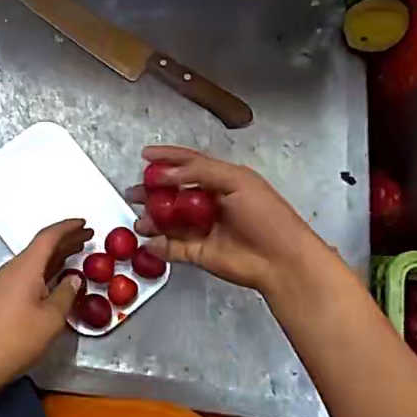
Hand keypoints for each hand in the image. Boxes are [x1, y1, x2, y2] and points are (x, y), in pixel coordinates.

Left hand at [0, 219, 90, 388]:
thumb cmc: (19, 339)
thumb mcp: (52, 318)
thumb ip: (66, 293)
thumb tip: (74, 278)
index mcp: (25, 267)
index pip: (48, 237)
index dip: (67, 228)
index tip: (85, 223)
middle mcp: (13, 269)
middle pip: (41, 246)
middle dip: (65, 239)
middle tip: (88, 235)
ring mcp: (6, 282)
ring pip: (35, 260)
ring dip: (57, 254)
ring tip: (78, 250)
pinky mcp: (3, 295)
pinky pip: (29, 272)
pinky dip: (47, 268)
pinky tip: (58, 274)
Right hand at [131, 146, 336, 296]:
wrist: (282, 261)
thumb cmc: (269, 217)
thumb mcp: (237, 181)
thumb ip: (200, 172)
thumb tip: (166, 172)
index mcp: (223, 181)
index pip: (190, 164)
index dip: (167, 158)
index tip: (146, 155)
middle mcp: (211, 203)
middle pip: (174, 193)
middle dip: (152, 191)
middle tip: (134, 191)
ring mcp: (204, 229)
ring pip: (170, 220)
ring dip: (153, 218)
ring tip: (141, 219)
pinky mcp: (199, 253)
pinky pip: (172, 248)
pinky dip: (159, 245)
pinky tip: (149, 241)